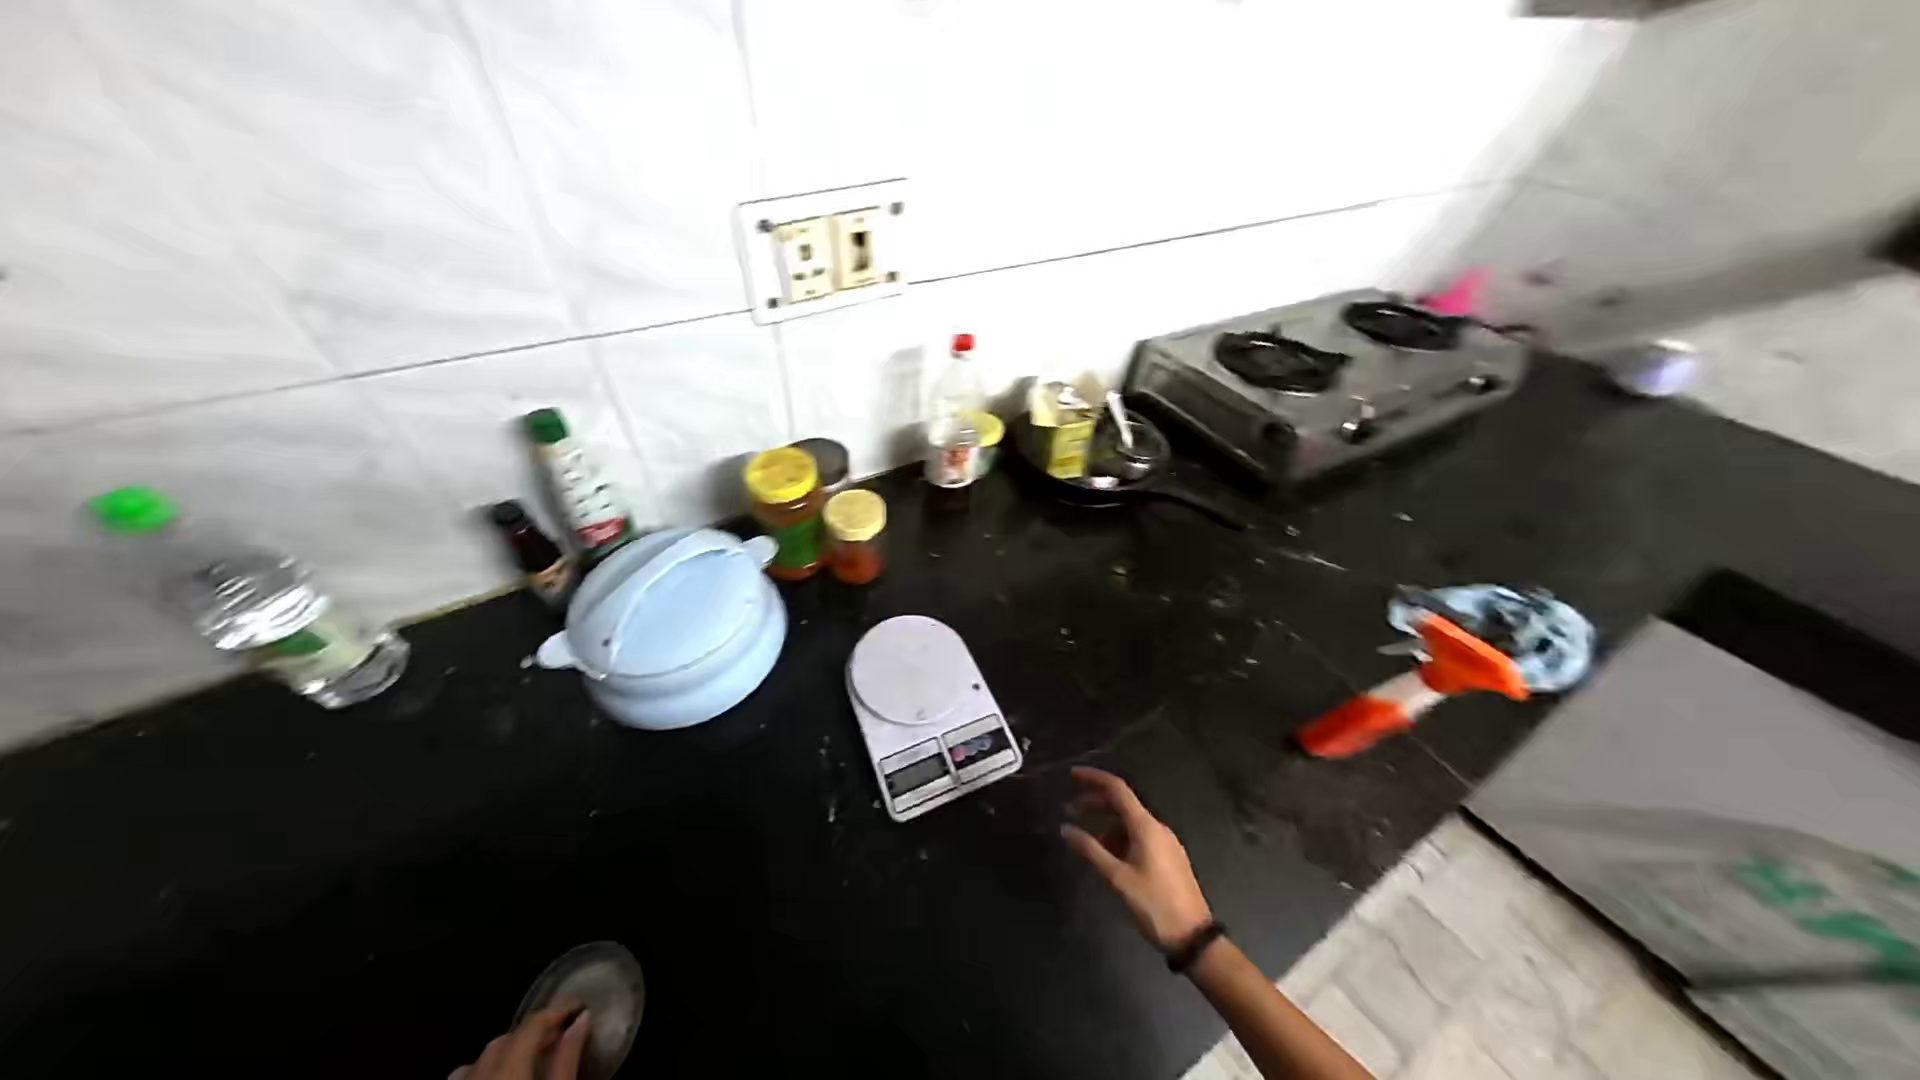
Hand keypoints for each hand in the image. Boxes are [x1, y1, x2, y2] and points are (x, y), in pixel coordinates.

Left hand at [450, 1005, 590, 1079]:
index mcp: (509, 1066)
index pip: (534, 1022)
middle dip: (533, 1032)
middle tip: (558, 1036)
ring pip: (482, 1057)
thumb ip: (568, 1056)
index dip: (559, 1008)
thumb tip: (582, 1018)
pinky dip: (480, 1070)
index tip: (578, 1004)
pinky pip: (463, 1075)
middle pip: (507, 1038)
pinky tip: (493, 1075)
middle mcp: (481, 1072)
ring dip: (507, 1050)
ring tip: (528, 1059)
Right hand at [1061, 765, 1212, 951]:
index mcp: (1146, 826)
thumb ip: (1090, 850)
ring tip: (1087, 845)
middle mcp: (1157, 828)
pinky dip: (1119, 840)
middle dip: (1095, 804)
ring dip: (1106, 827)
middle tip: (1070, 810)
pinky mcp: (1168, 858)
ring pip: (1130, 824)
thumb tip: (1065, 828)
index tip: (1072, 775)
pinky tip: (1108, 858)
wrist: (1194, 937)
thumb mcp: (1117, 877)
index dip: (1094, 778)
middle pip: (1122, 805)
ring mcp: (1165, 843)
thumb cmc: (1153, 905)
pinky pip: (1139, 838)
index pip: (1117, 789)